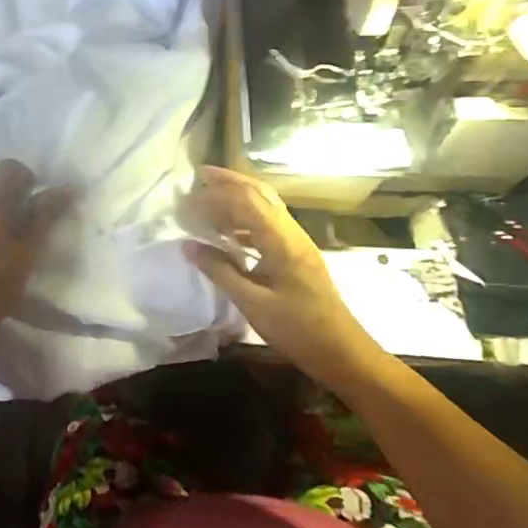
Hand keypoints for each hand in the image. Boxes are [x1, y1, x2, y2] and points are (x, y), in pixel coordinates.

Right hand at [182, 166, 385, 380]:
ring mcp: (297, 242)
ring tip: (207, 201)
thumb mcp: (252, 303)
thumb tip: (188, 245)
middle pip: (259, 193)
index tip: (185, 204)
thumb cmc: (297, 329)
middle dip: (228, 181)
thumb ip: (219, 271)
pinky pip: (268, 223)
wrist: (342, 351)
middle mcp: (291, 232)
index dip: (213, 196)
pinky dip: (245, 219)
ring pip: (265, 205)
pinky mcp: (297, 254)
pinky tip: (227, 233)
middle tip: (198, 176)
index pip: (244, 201)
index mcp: (281, 240)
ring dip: (237, 197)